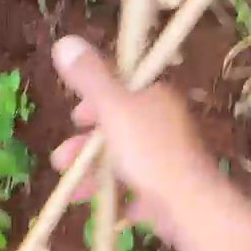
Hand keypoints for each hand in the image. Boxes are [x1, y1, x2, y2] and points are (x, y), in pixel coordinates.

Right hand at [49, 36, 220, 233]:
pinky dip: (117, 200)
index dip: (94, 102)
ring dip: (93, 175)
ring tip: (72, 191)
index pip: (122, 91)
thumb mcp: (115, 108)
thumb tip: (66, 42)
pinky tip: (102, 209)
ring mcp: (167, 162)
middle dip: (86, 145)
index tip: (75, 117)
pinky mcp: (167, 193)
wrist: (189, 205)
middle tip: (61, 160)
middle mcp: (165, 127)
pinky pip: (137, 194)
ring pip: (124, 164)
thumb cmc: (150, 151)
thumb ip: (91, 78)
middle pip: (118, 130)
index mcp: (156, 99)